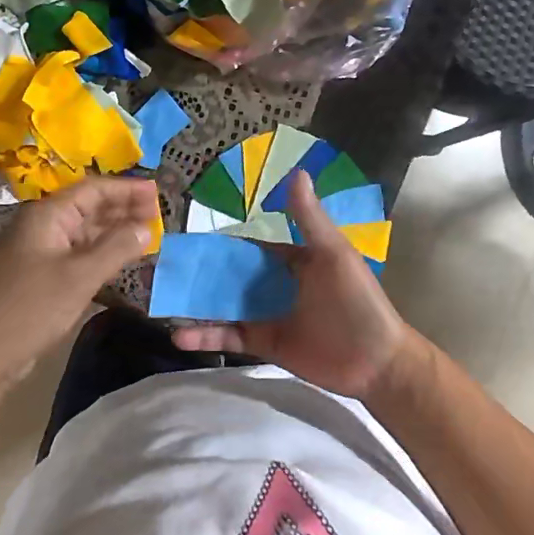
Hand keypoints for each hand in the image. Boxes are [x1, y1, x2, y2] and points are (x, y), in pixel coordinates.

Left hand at [0, 177, 158, 386]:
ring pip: (83, 232)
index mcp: (47, 215)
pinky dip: (100, 254)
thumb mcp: (78, 276)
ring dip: (113, 232)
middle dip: (122, 209)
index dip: (126, 189)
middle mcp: (42, 227)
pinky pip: (76, 255)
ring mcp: (39, 252)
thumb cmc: (30, 307)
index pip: (92, 189)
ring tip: (149, 235)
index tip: (158, 192)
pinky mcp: (40, 277)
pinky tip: (121, 261)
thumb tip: (145, 226)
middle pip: (87, 207)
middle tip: (160, 215)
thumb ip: (115, 248)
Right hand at [172, 169, 418, 398]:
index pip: (242, 249)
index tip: (180, 243)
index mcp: (285, 260)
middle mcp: (268, 285)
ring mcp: (262, 315)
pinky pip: (225, 338)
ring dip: (189, 304)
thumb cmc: (357, 302)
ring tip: (156, 302)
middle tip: (156, 273)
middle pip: (223, 277)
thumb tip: (296, 172)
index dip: (213, 246)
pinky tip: (178, 336)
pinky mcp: (260, 344)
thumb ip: (309, 220)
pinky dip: (202, 337)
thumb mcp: (334, 255)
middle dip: (192, 275)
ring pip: (217, 306)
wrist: (377, 362)